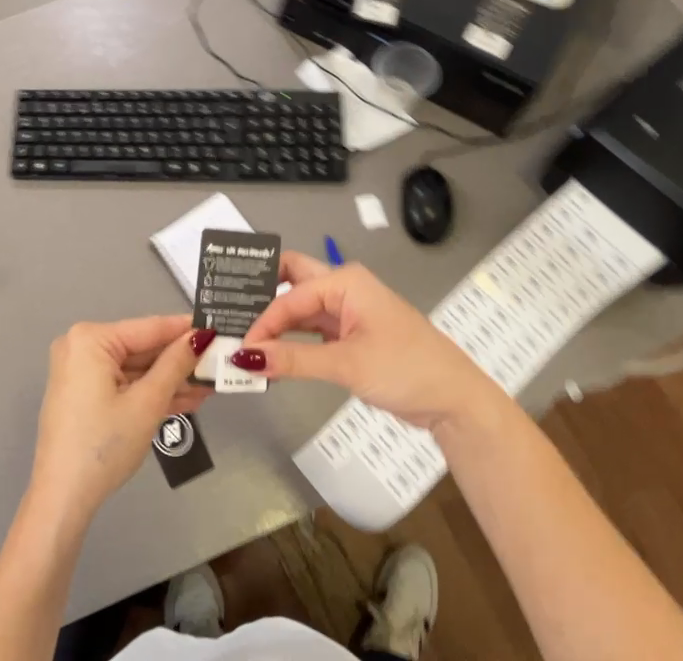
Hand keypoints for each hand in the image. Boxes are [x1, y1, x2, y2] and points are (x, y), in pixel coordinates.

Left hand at [28, 316, 209, 521]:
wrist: (63, 497)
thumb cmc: (105, 444)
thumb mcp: (147, 403)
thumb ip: (176, 365)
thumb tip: (201, 337)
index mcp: (90, 339)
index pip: (150, 327)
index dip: (187, 329)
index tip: (220, 327)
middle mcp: (81, 347)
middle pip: (142, 348)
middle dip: (180, 360)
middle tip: (220, 363)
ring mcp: (80, 373)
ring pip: (135, 370)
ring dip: (170, 380)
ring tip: (212, 386)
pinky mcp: (84, 395)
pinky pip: (124, 385)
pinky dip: (150, 393)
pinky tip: (186, 400)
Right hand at [233, 253, 502, 429]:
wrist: (454, 400)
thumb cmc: (406, 369)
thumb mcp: (347, 364)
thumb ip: (294, 360)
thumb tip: (245, 358)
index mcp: (345, 282)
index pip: (290, 296)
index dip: (262, 320)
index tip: (239, 346)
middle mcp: (343, 289)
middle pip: (290, 282)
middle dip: (260, 296)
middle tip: (227, 313)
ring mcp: (346, 313)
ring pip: (299, 309)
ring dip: (273, 324)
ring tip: (241, 339)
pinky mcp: (349, 335)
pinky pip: (309, 331)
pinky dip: (289, 342)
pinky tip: (269, 356)